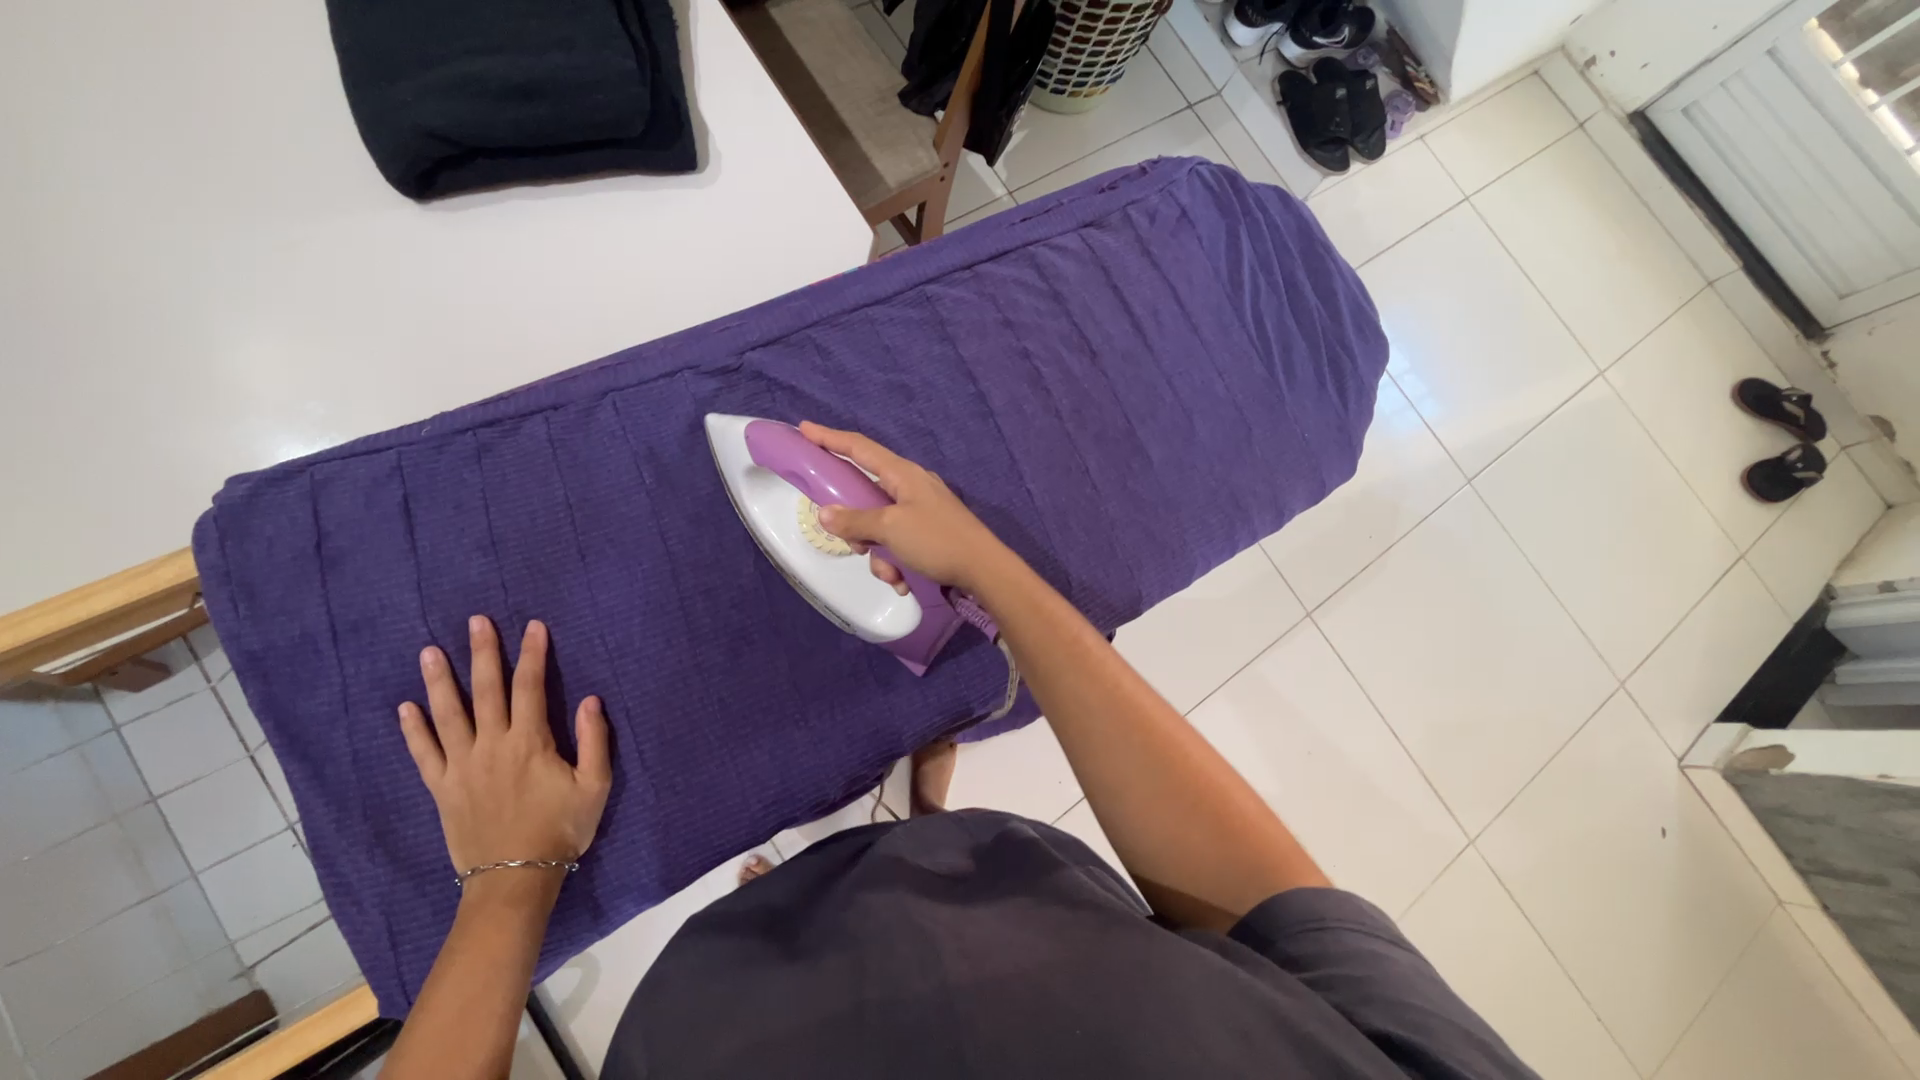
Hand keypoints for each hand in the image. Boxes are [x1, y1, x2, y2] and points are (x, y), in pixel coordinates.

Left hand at [399, 616, 611, 874]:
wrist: (515, 878)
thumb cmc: (561, 830)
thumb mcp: (595, 787)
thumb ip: (595, 741)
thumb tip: (592, 700)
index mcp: (530, 742)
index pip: (531, 687)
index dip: (533, 654)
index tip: (533, 625)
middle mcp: (492, 746)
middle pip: (486, 690)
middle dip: (484, 653)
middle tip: (476, 621)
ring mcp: (462, 766)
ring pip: (448, 714)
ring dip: (440, 681)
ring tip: (430, 651)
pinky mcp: (443, 788)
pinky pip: (424, 753)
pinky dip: (414, 729)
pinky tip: (406, 707)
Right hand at [799, 422, 1017, 594]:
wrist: (985, 572)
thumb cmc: (937, 541)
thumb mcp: (890, 529)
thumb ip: (855, 520)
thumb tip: (825, 513)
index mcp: (903, 474)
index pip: (859, 448)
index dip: (830, 438)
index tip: (804, 429)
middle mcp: (911, 487)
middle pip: (865, 498)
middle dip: (858, 529)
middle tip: (857, 547)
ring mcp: (922, 512)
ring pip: (879, 530)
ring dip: (880, 557)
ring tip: (894, 574)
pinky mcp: (929, 536)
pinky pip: (898, 547)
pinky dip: (897, 565)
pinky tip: (906, 582)